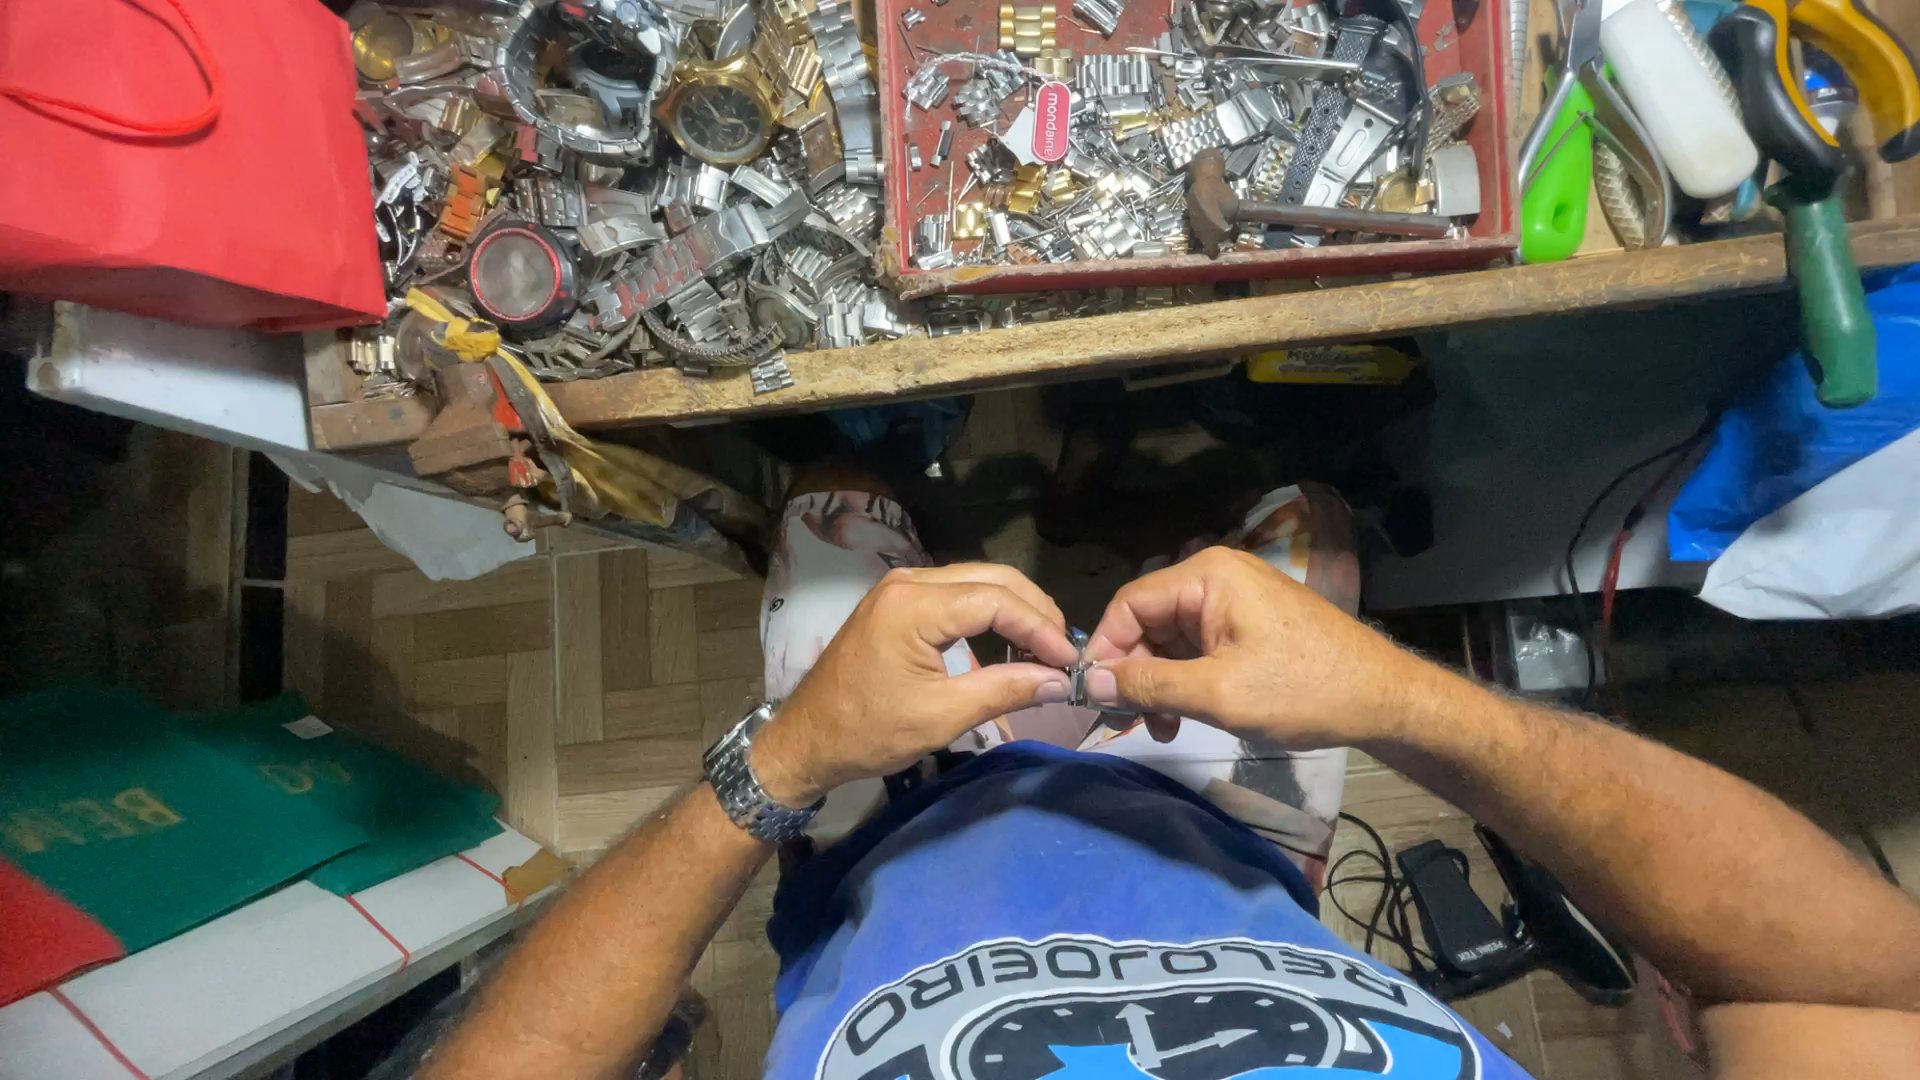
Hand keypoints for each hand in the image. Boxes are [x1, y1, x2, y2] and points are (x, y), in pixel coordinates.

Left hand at [750, 564, 1080, 805]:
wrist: (807, 739)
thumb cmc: (868, 732)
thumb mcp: (942, 716)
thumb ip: (1005, 689)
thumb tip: (1058, 681)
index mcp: (914, 604)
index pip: (997, 600)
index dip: (1040, 628)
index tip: (1069, 661)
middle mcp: (909, 580)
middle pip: (992, 578)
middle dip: (1034, 611)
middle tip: (1061, 652)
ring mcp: (901, 587)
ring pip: (977, 581)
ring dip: (1014, 609)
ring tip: (1041, 647)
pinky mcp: (898, 600)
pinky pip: (956, 593)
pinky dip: (988, 612)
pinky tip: (1005, 640)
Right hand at [1083, 547, 1423, 746]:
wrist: (1388, 702)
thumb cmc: (1304, 691)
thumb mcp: (1218, 693)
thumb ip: (1148, 686)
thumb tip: (1089, 684)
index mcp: (1206, 576)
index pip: (1129, 603)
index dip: (1106, 649)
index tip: (1093, 693)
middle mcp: (1214, 578)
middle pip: (1148, 622)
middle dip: (1135, 673)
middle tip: (1128, 721)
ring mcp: (1232, 601)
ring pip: (1169, 639)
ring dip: (1158, 684)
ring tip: (1161, 727)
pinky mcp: (1245, 624)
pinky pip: (1195, 648)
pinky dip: (1183, 681)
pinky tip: (1183, 716)